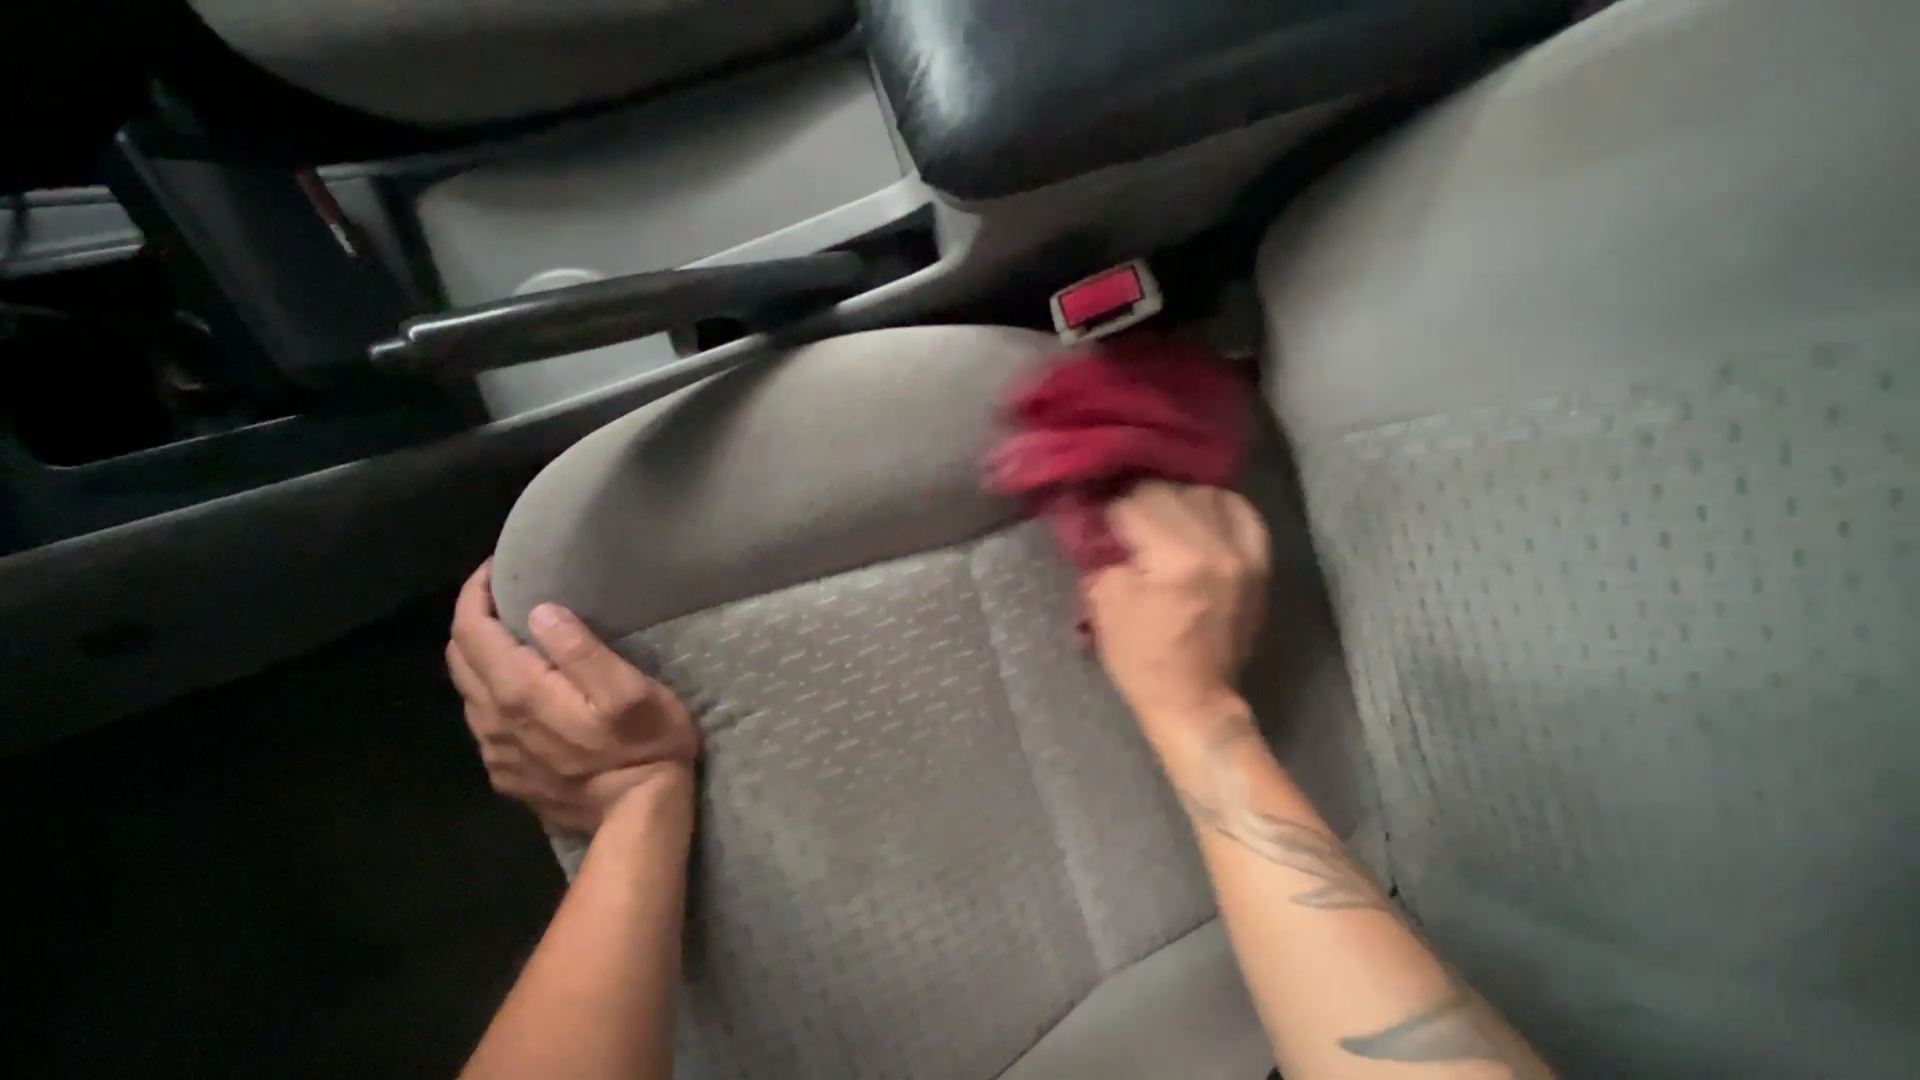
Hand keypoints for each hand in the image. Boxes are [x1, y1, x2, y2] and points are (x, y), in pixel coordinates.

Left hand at [447, 561, 699, 834]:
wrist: (636, 820)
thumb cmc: (645, 747)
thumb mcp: (629, 692)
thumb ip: (582, 651)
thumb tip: (542, 611)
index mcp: (519, 692)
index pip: (473, 630)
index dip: (476, 592)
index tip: (497, 566)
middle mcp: (493, 720)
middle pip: (459, 656)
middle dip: (474, 616)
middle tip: (505, 592)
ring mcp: (495, 751)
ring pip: (467, 689)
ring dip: (479, 653)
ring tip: (512, 633)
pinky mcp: (506, 773)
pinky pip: (483, 720)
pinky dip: (490, 690)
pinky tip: (520, 688)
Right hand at [1086, 482, 1269, 749]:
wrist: (1194, 700)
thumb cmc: (1142, 659)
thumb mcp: (1103, 602)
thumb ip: (1102, 551)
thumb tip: (1100, 520)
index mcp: (1174, 558)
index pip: (1133, 503)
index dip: (1108, 511)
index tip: (1098, 523)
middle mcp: (1216, 547)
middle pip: (1169, 492)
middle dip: (1138, 502)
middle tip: (1123, 522)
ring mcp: (1245, 554)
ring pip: (1206, 495)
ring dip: (1176, 501)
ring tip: (1159, 521)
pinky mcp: (1259, 564)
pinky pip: (1243, 514)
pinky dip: (1217, 508)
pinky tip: (1198, 515)